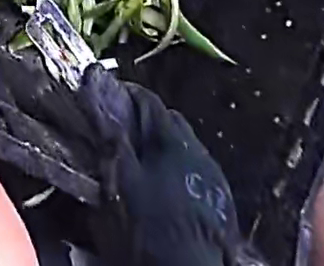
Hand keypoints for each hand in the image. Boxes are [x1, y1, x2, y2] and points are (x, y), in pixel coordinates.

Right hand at [78, 65, 251, 265]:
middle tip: (128, 130)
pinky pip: (197, 168)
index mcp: (170, 140)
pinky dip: (180, 167)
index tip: (114, 95)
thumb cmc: (152, 228)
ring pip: (186, 144)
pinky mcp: (221, 198)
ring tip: (147, 160)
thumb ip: (113, 140)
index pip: (149, 101)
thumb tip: (101, 102)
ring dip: (166, 144)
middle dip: (149, 119)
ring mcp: (212, 174)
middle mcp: (196, 149)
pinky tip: (169, 186)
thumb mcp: (122, 181)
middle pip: (171, 120)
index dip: (130, 94)